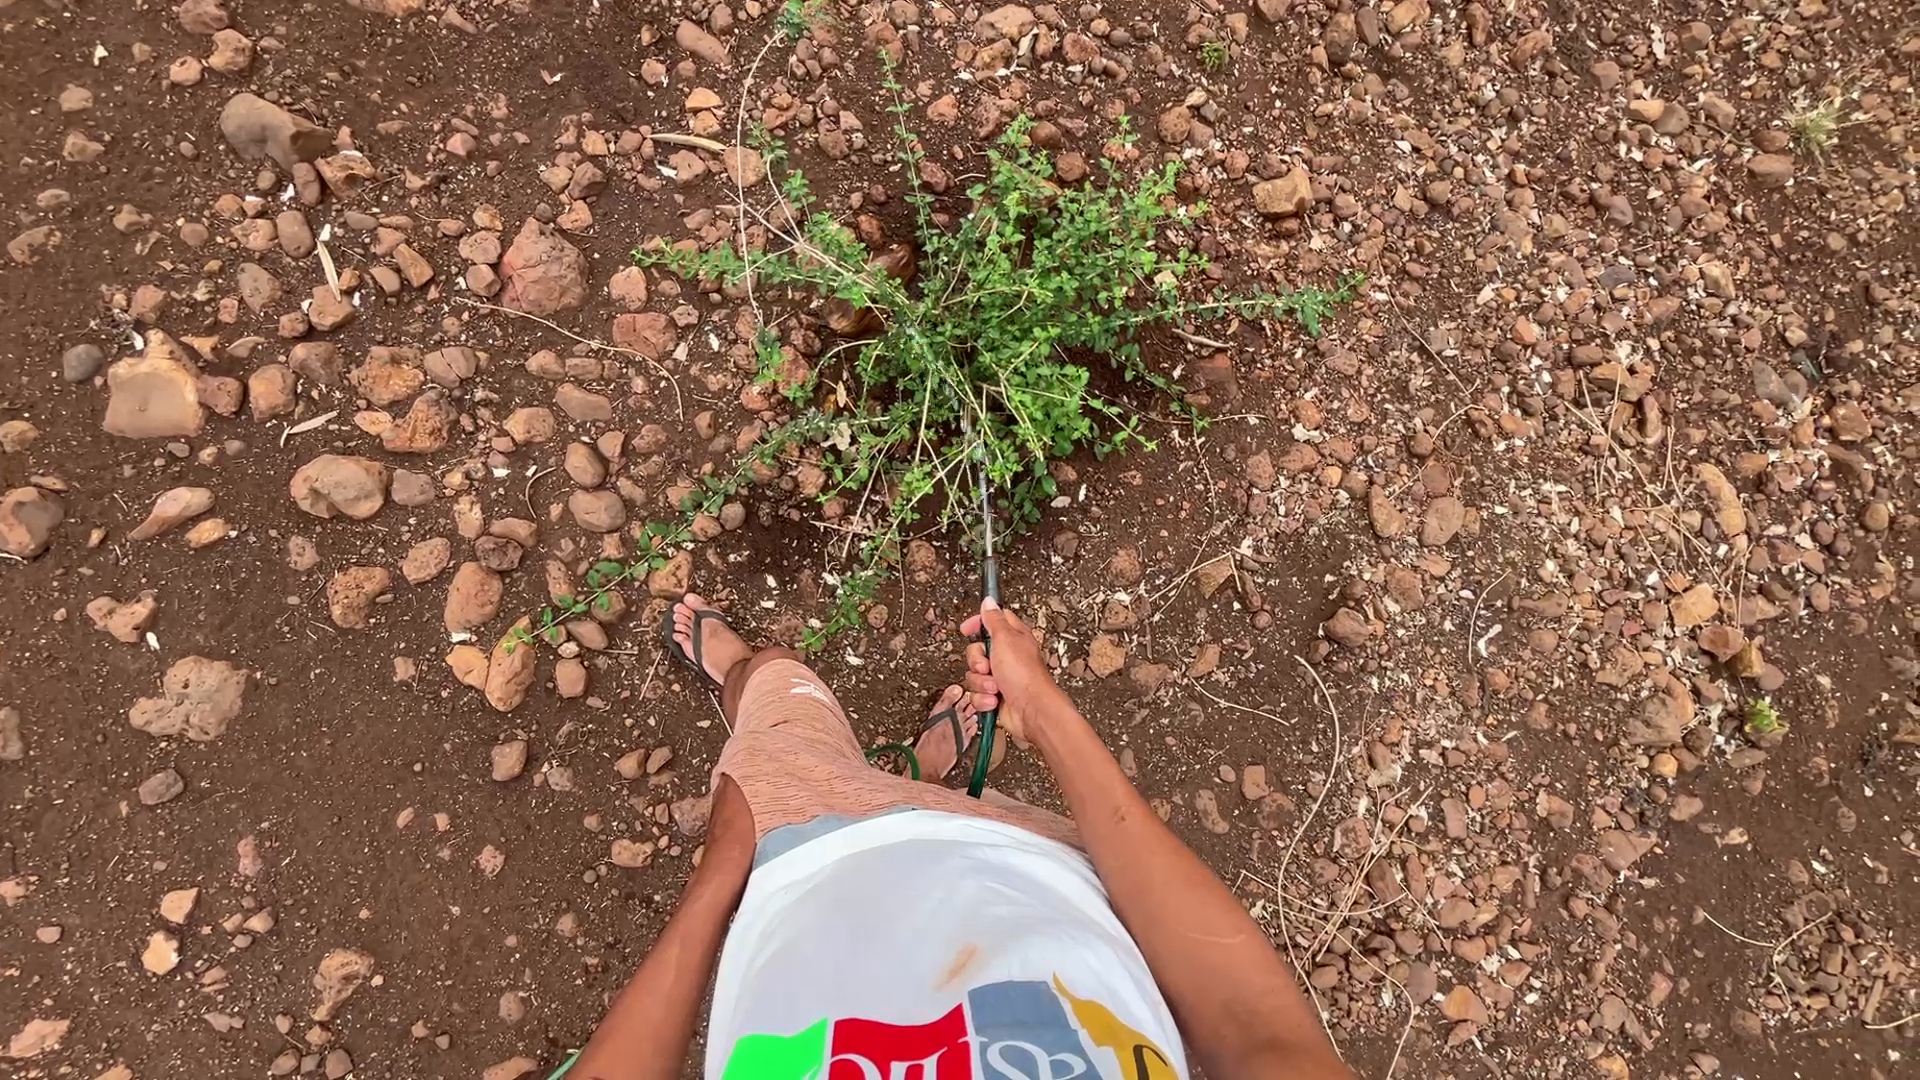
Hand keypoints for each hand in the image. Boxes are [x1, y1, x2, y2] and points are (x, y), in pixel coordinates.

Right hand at [960, 598, 1064, 744]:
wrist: (1031, 710)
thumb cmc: (1025, 675)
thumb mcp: (1005, 639)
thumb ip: (994, 619)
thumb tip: (989, 601)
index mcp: (1012, 637)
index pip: (991, 622)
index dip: (977, 624)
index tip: (967, 629)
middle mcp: (1006, 656)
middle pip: (976, 650)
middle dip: (977, 661)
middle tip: (987, 665)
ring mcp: (1000, 677)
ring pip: (974, 674)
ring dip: (982, 682)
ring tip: (996, 686)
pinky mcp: (994, 696)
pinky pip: (976, 694)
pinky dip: (983, 698)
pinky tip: (995, 699)